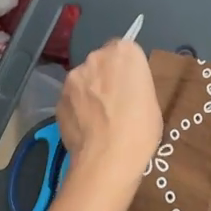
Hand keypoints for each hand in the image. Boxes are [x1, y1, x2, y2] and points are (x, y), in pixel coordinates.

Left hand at [57, 39, 161, 186]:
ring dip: (89, 92)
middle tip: (114, 103)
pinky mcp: (59, 98)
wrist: (107, 159)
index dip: (127, 71)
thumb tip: (124, 91)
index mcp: (125, 52)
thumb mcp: (151, 101)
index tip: (130, 87)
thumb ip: (135, 85)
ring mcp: (74, 77)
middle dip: (106, 77)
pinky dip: (77, 108)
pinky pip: (71, 99)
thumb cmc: (140, 130)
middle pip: (102, 62)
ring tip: (97, 119)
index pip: (125, 51)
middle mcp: (96, 57)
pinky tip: (85, 128)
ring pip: (84, 79)